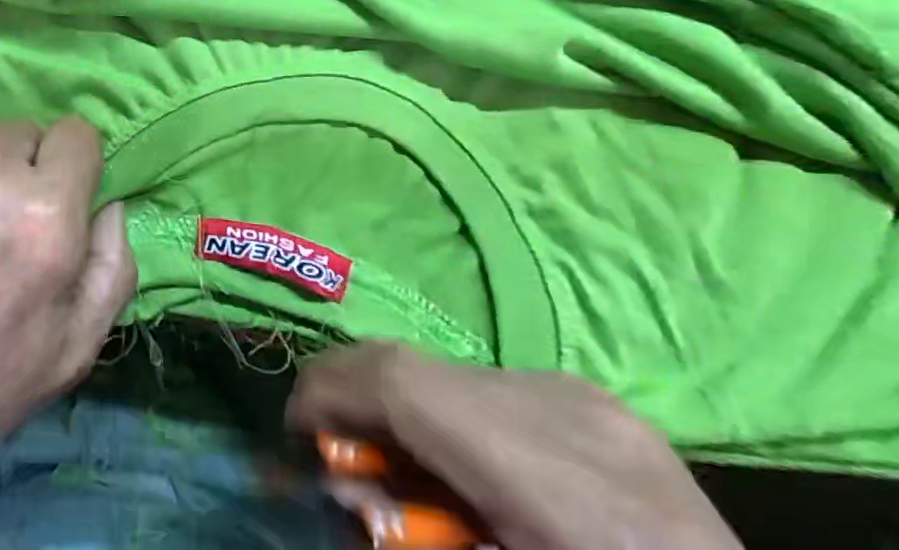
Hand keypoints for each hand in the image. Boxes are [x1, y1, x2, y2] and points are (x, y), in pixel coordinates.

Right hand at [287, 343, 740, 549]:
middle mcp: (564, 406)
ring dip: (411, 412)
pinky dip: (459, 419)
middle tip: (341, 459)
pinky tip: (476, 473)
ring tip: (413, 475)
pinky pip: (499, 390)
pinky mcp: (604, 403)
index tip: (294, 429)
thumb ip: (402, 530)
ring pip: (454, 374)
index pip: (402, 379)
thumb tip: (336, 486)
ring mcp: (591, 399)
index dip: (330, 389)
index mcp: (544, 473)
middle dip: (360, 402)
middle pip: (420, 367)